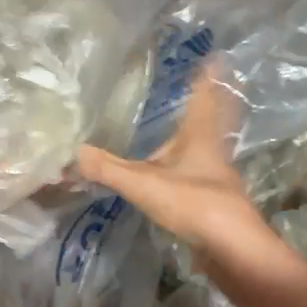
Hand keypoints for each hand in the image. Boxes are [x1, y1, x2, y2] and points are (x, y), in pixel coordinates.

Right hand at [74, 61, 263, 252]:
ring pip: (207, 146)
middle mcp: (213, 151)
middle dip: (210, 102)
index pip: (205, 98)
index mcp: (201, 137)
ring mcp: (216, 177)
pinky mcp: (214, 200)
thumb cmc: (194, 204)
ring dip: (198, 134)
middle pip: (214, 119)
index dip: (207, 78)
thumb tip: (73, 151)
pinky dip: (189, 163)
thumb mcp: (143, 184)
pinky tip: (175, 170)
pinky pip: (198, 171)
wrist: (232, 249)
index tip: (214, 57)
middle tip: (206, 84)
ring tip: (181, 124)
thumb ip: (107, 168)